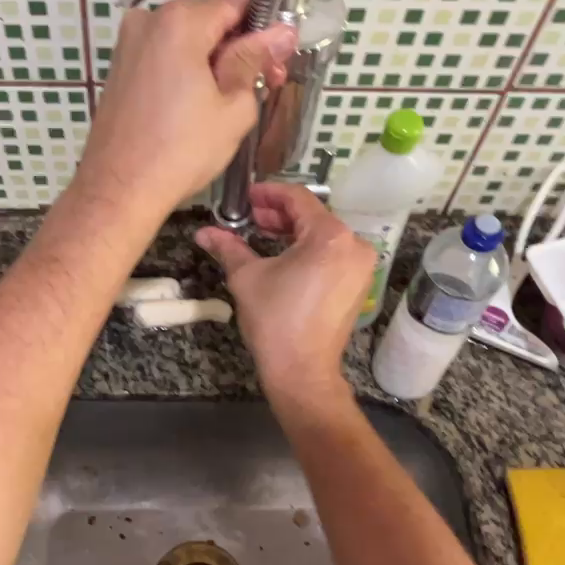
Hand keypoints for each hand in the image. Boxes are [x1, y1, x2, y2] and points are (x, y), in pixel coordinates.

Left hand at [72, 0, 298, 213]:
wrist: (119, 190)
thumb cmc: (180, 152)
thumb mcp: (233, 107)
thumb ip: (256, 61)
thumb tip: (281, 34)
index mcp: (179, 22)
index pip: (236, 3)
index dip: (263, 29)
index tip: (275, 61)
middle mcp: (148, 21)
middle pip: (209, 20)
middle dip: (237, 49)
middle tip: (259, 88)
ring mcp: (128, 44)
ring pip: (185, 41)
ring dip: (211, 63)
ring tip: (227, 106)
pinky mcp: (119, 69)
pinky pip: (163, 58)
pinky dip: (185, 73)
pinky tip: (195, 109)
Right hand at [195, 184, 374, 402]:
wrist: (302, 370)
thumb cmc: (274, 320)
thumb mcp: (247, 277)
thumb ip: (228, 247)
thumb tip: (204, 232)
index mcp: (330, 236)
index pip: (298, 198)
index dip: (269, 193)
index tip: (248, 196)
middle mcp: (354, 244)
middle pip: (314, 216)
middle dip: (280, 214)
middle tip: (251, 217)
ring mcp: (361, 266)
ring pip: (324, 235)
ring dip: (294, 232)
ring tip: (264, 235)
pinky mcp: (359, 284)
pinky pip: (333, 254)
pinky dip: (309, 250)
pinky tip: (285, 256)